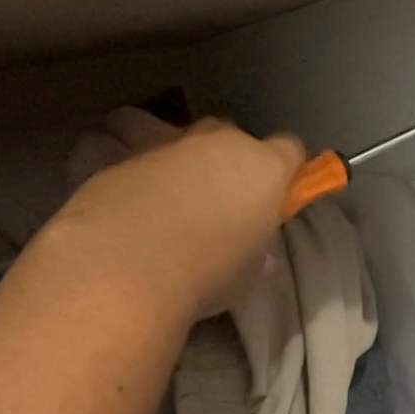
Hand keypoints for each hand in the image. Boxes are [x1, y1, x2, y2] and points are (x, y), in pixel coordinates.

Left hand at [27, 119, 305, 323]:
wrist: (124, 266)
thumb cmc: (205, 274)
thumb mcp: (248, 273)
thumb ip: (254, 247)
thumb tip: (249, 248)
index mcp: (264, 167)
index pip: (290, 150)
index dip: (284, 172)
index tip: (275, 197)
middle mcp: (220, 142)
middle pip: (234, 139)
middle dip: (230, 164)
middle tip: (220, 206)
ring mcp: (169, 141)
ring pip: (185, 141)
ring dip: (184, 164)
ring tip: (172, 206)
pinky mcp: (124, 153)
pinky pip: (142, 155)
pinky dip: (144, 175)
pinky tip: (133, 209)